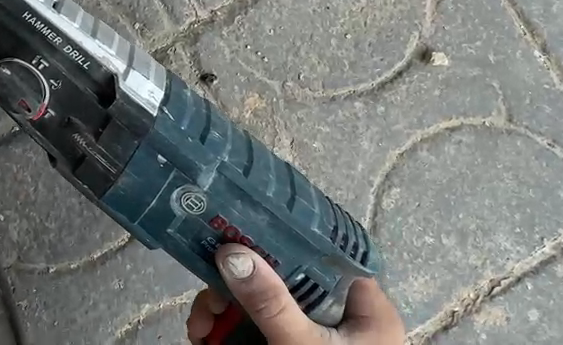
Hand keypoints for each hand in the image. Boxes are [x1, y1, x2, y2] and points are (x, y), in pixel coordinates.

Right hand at [186, 245, 404, 343]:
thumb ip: (271, 303)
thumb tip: (230, 251)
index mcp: (363, 306)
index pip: (320, 250)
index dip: (277, 235)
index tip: (233, 230)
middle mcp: (339, 312)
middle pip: (277, 275)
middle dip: (232, 286)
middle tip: (207, 301)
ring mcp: (315, 330)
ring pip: (260, 300)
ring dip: (222, 311)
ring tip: (199, 330)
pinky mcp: (293, 344)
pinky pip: (256, 324)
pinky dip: (230, 329)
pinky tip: (207, 338)